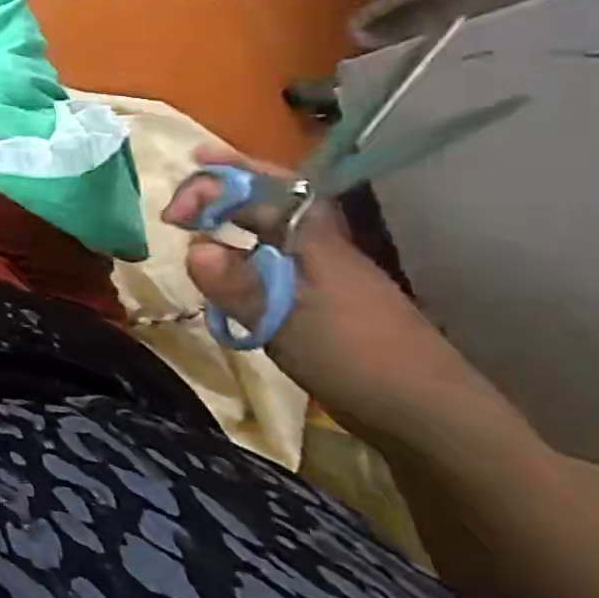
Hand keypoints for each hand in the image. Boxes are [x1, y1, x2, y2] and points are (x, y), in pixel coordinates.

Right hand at [163, 147, 520, 451]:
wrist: (427, 412)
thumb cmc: (357, 356)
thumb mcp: (287, 321)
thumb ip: (238, 285)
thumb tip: (193, 249)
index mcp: (310, 234)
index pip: (256, 184)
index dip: (211, 187)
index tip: (172, 214)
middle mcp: (313, 242)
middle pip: (261, 198)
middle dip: (217, 192)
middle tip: (176, 205)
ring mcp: (317, 270)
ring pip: (264, 230)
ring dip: (227, 221)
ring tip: (193, 226)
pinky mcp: (316, 300)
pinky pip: (267, 262)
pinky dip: (239, 258)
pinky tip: (224, 276)